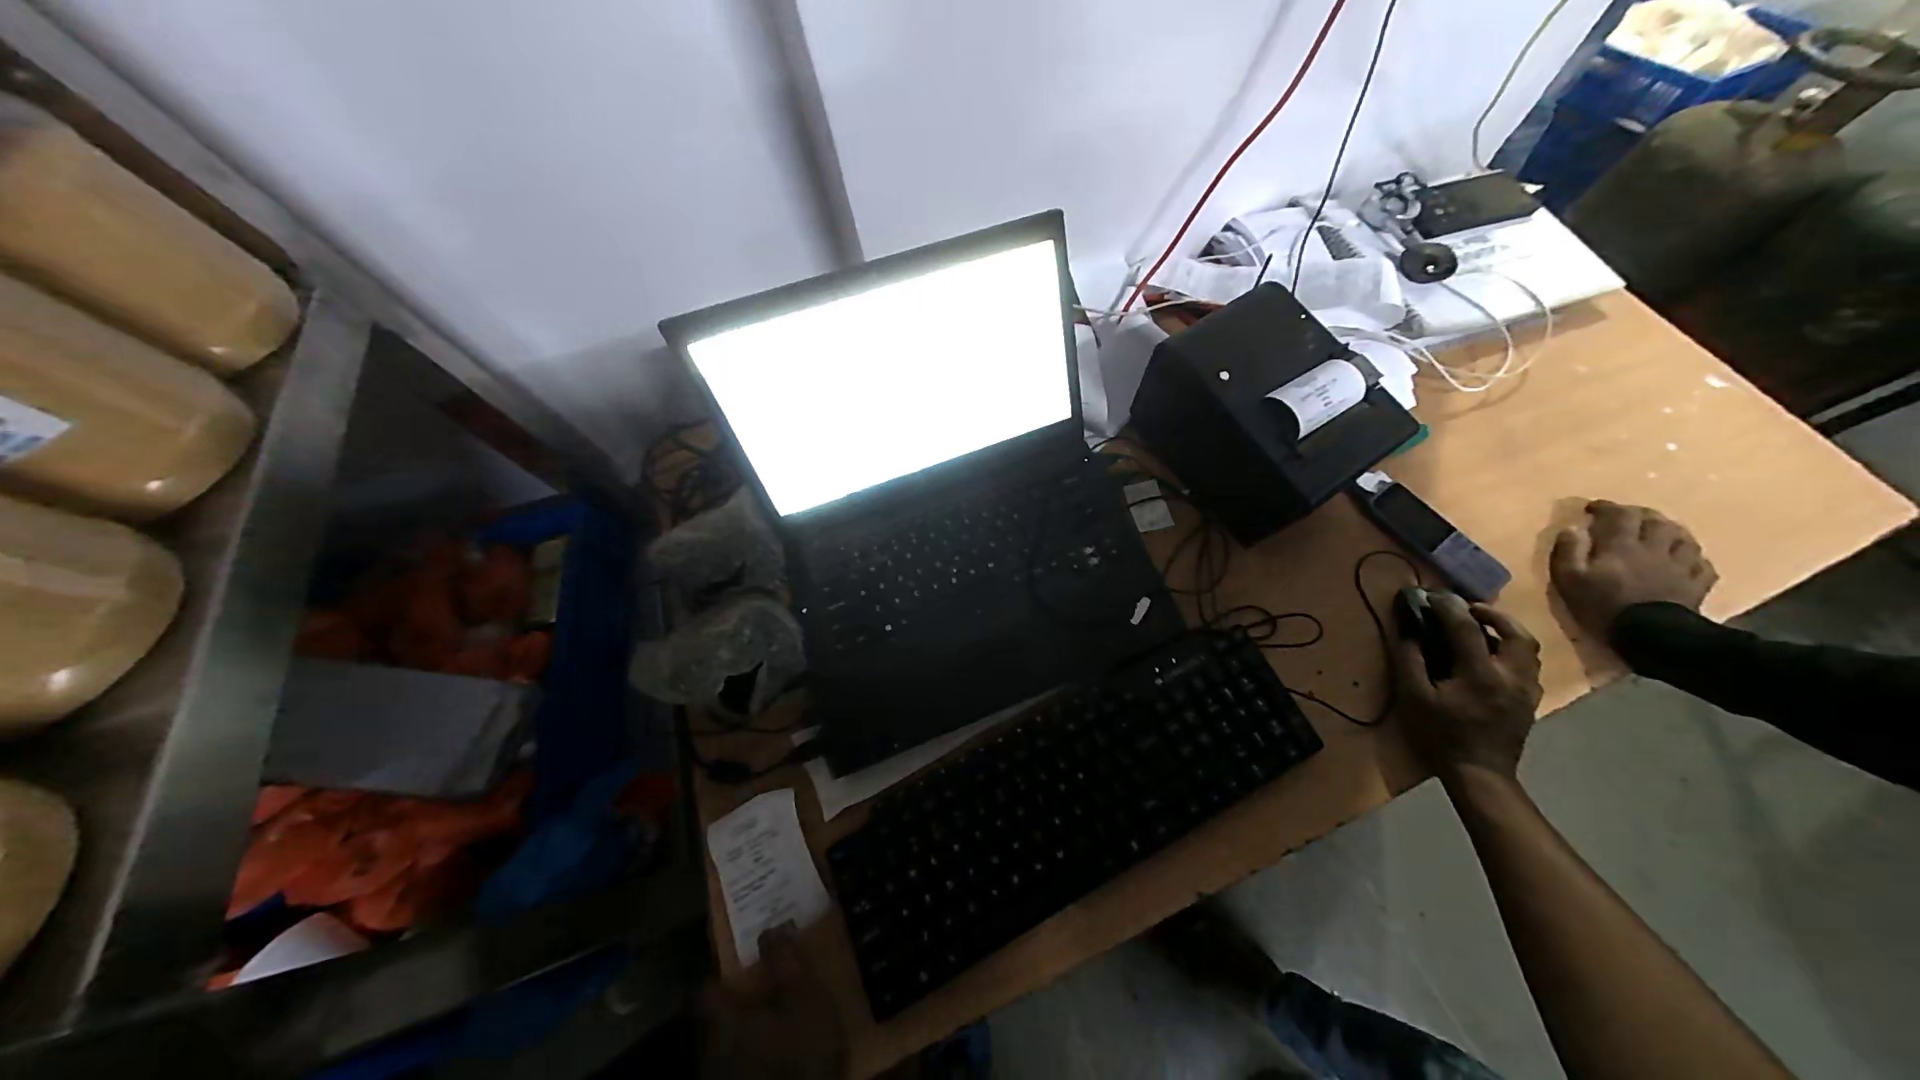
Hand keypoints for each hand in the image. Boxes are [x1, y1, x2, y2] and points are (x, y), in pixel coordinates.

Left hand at [700, 925, 847, 1079]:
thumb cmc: (799, 1058)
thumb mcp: (805, 999)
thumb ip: (786, 962)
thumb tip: (772, 927)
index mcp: (721, 1023)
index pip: (706, 991)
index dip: (722, 975)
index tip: (744, 964)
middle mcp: (710, 1053)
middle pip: (717, 1020)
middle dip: (740, 1005)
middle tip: (770, 990)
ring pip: (729, 1048)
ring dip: (750, 1035)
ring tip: (782, 1025)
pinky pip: (742, 1071)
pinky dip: (757, 1061)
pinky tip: (782, 1060)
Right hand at [1395, 592, 1542, 779]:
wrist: (1480, 772)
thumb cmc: (1442, 734)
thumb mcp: (1415, 697)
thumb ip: (1411, 660)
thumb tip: (1408, 631)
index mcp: (1480, 673)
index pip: (1466, 627)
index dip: (1448, 606)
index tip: (1432, 595)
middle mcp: (1511, 675)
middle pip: (1514, 632)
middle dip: (1491, 614)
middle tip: (1466, 609)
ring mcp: (1526, 688)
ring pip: (1527, 647)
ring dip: (1505, 630)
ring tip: (1481, 627)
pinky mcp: (1530, 699)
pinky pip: (1527, 664)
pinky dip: (1511, 650)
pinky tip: (1491, 656)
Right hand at [1551, 501, 1716, 637]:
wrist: (1651, 635)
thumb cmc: (1602, 605)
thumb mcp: (1568, 579)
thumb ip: (1567, 551)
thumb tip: (1570, 528)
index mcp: (1621, 545)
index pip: (1618, 515)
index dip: (1606, 507)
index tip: (1593, 508)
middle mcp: (1654, 548)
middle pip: (1655, 521)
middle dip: (1640, 515)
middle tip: (1627, 517)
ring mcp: (1680, 566)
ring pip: (1682, 538)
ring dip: (1670, 531)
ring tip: (1660, 532)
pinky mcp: (1696, 585)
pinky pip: (1701, 565)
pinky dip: (1692, 558)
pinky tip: (1685, 561)